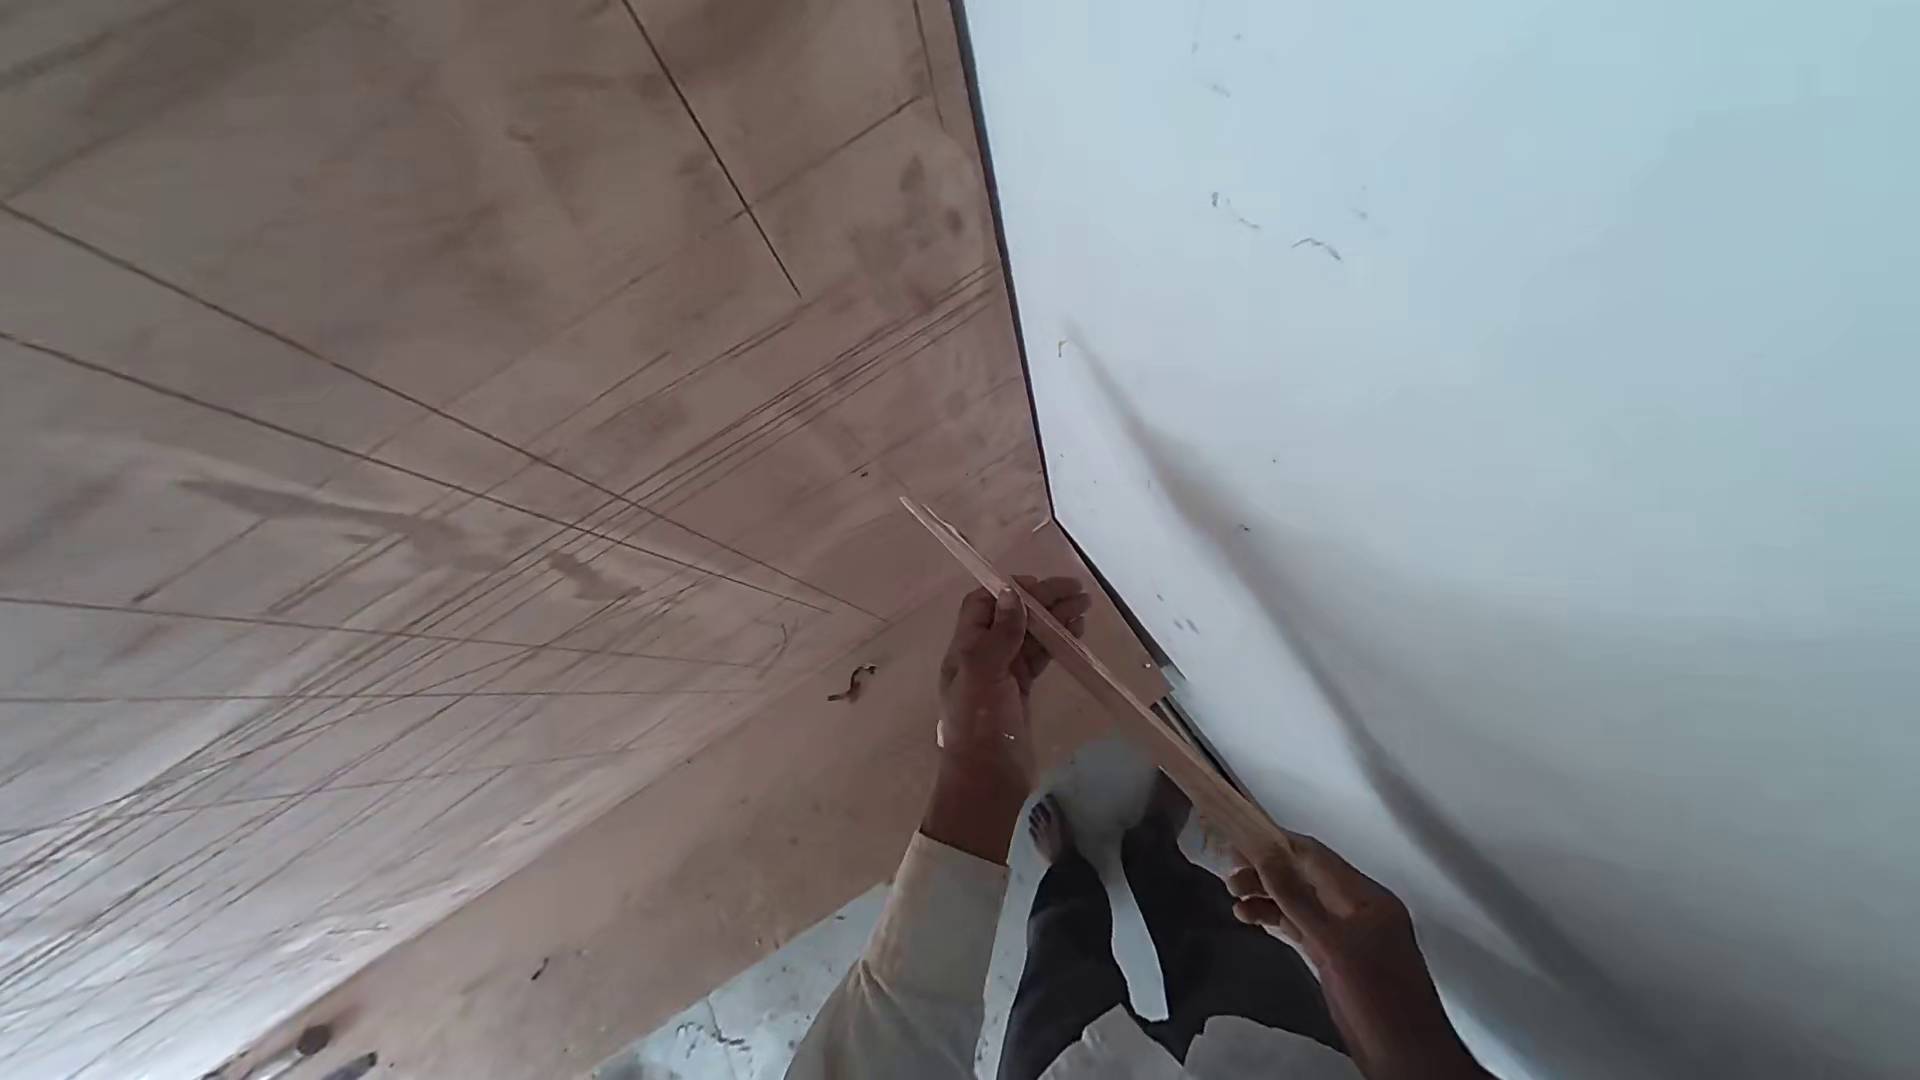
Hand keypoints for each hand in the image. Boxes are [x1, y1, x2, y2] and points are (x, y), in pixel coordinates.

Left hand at [922, 576, 1089, 863]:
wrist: (986, 781)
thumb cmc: (979, 726)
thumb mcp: (984, 674)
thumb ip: (999, 634)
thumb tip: (1011, 593)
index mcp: (964, 647)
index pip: (983, 604)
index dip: (1009, 590)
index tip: (1040, 586)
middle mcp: (982, 655)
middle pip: (1012, 616)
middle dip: (1041, 600)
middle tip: (1077, 591)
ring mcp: (1002, 674)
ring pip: (1029, 635)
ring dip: (1054, 618)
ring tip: (1084, 606)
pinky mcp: (1021, 690)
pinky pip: (1039, 657)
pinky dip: (1056, 642)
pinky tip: (1075, 631)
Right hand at [1228, 837, 1489, 1079]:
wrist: (1408, 1065)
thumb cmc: (1380, 1000)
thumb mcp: (1333, 945)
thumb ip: (1296, 898)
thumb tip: (1266, 854)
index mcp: (1367, 898)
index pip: (1315, 856)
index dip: (1277, 843)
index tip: (1243, 836)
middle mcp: (1355, 909)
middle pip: (1303, 877)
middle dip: (1266, 872)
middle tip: (1231, 869)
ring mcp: (1345, 933)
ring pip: (1297, 901)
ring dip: (1265, 895)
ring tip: (1234, 895)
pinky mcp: (1334, 956)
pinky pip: (1298, 925)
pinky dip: (1273, 918)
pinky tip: (1250, 916)